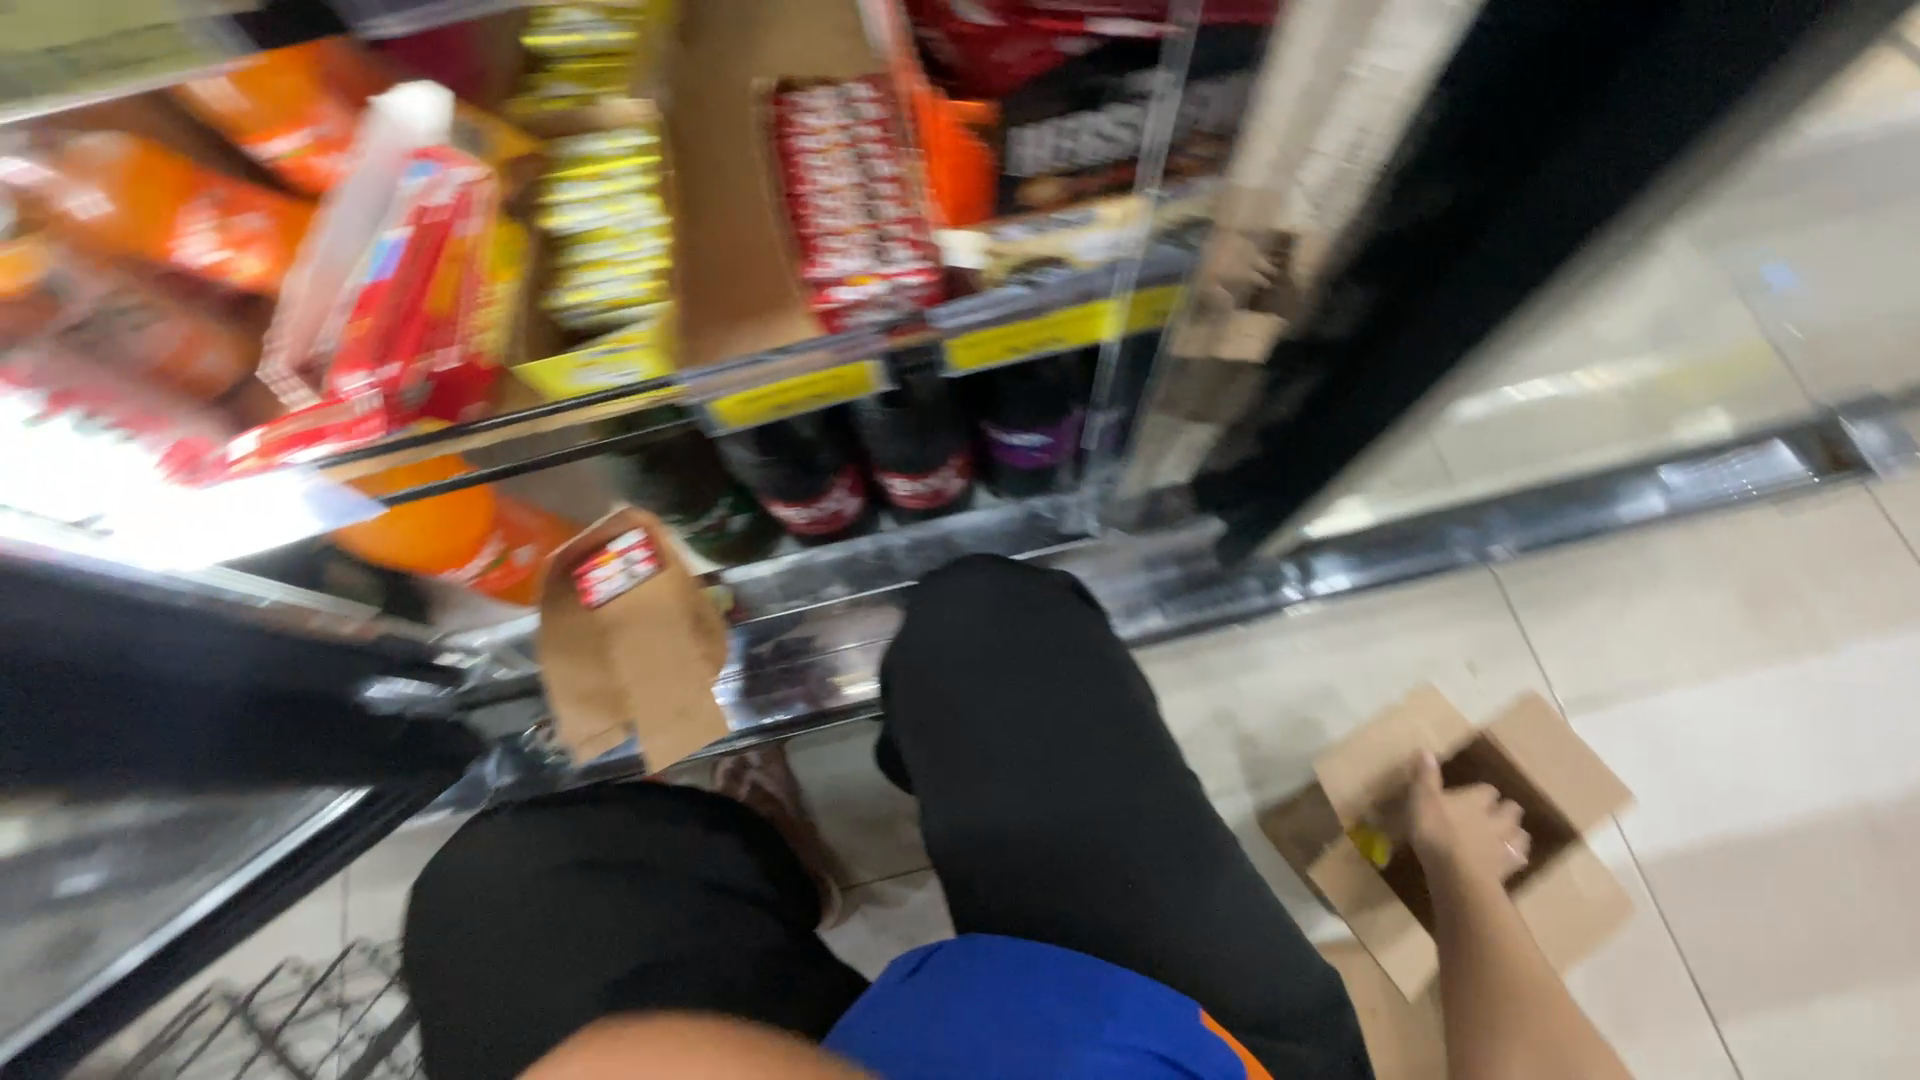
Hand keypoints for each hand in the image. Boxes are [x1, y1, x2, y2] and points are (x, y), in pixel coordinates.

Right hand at [1405, 751, 1529, 886]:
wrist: (1457, 873)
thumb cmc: (1435, 830)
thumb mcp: (1422, 799)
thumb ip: (1426, 777)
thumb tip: (1427, 750)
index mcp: (1476, 800)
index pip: (1487, 790)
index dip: (1482, 792)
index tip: (1475, 794)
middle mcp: (1495, 818)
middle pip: (1510, 810)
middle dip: (1506, 810)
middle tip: (1497, 813)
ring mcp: (1504, 844)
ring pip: (1519, 834)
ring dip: (1515, 832)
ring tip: (1507, 834)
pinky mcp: (1507, 867)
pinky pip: (1518, 858)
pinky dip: (1515, 856)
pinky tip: (1510, 858)